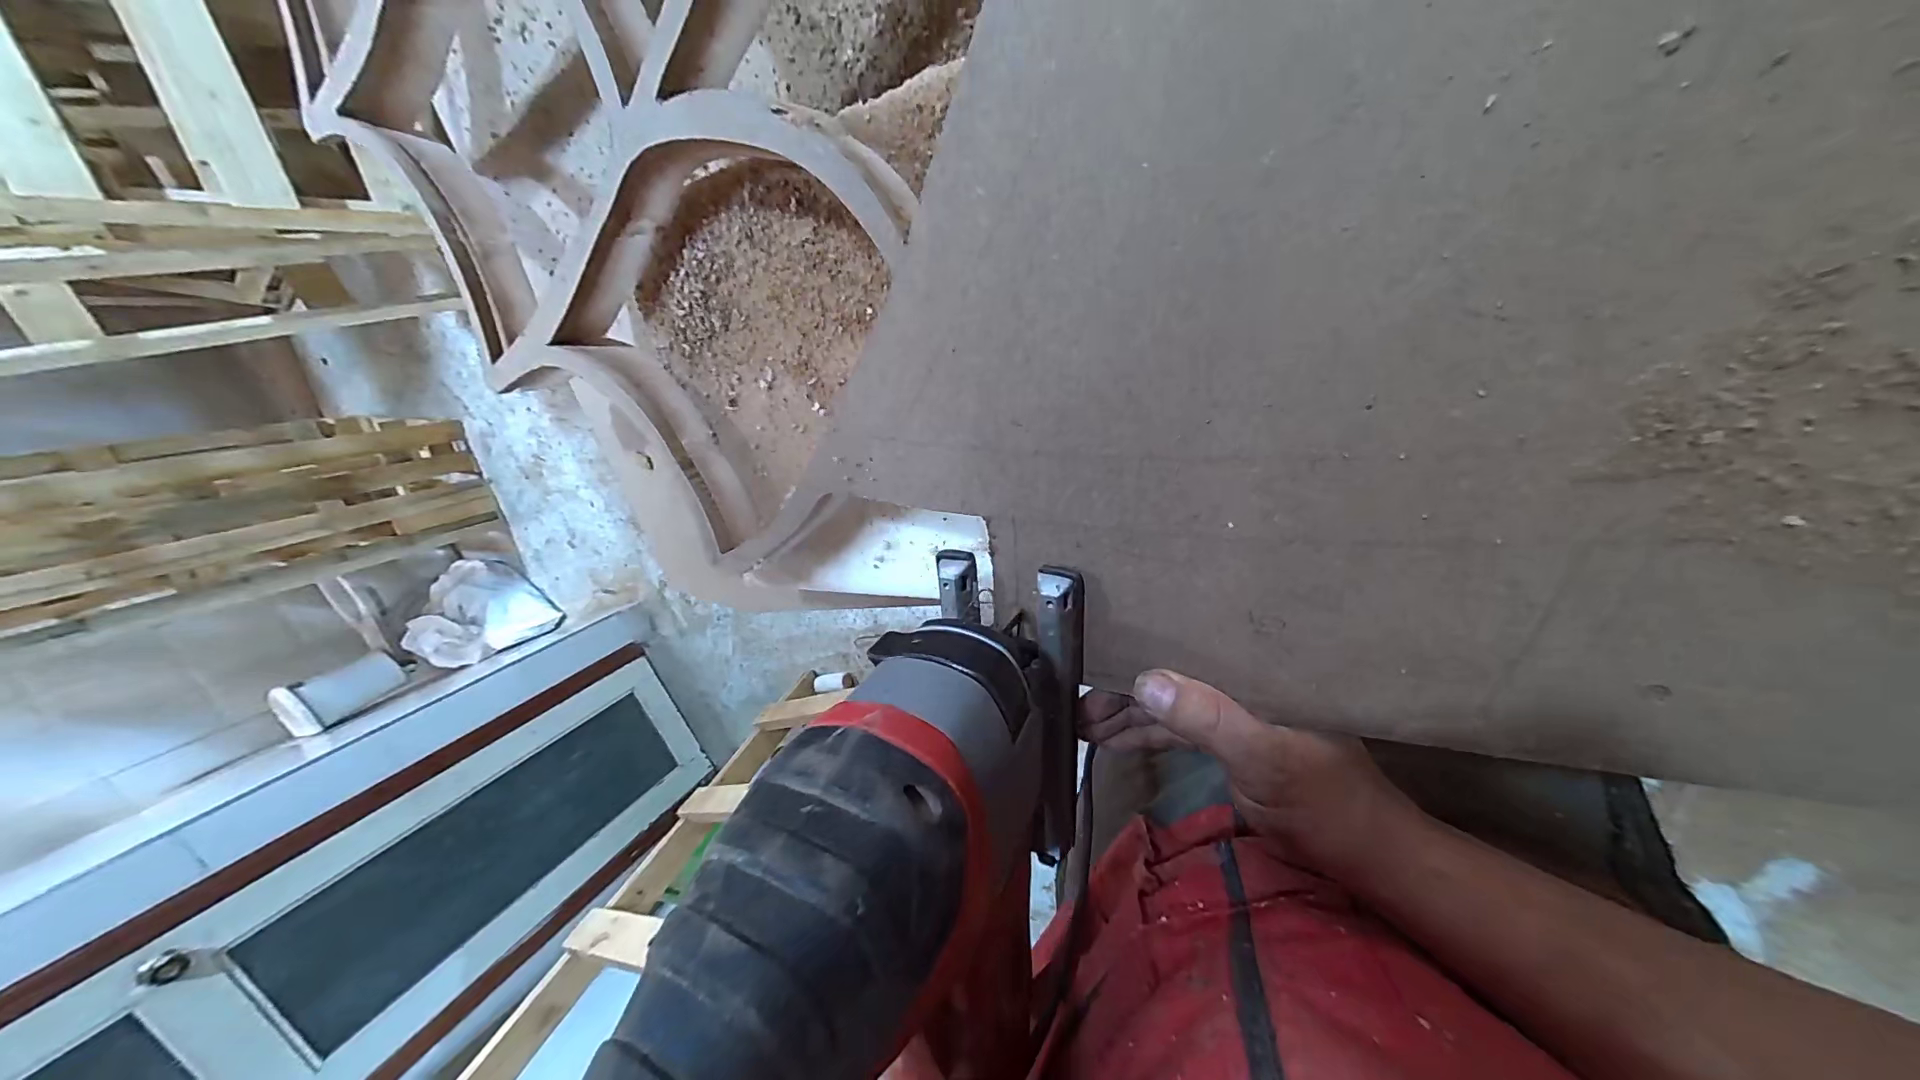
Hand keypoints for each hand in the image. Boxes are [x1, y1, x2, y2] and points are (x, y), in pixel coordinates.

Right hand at [1079, 669, 1424, 878]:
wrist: (1359, 854)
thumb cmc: (1324, 800)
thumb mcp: (1266, 757)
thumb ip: (1209, 718)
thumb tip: (1145, 680)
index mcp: (1256, 668)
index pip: (1190, 643)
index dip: (1143, 645)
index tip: (1098, 655)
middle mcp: (1240, 681)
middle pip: (1170, 675)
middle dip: (1121, 690)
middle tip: (1074, 703)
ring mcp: (1231, 712)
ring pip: (1166, 705)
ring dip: (1124, 715)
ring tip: (1078, 723)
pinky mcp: (1225, 741)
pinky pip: (1173, 731)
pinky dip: (1141, 735)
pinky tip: (1108, 739)